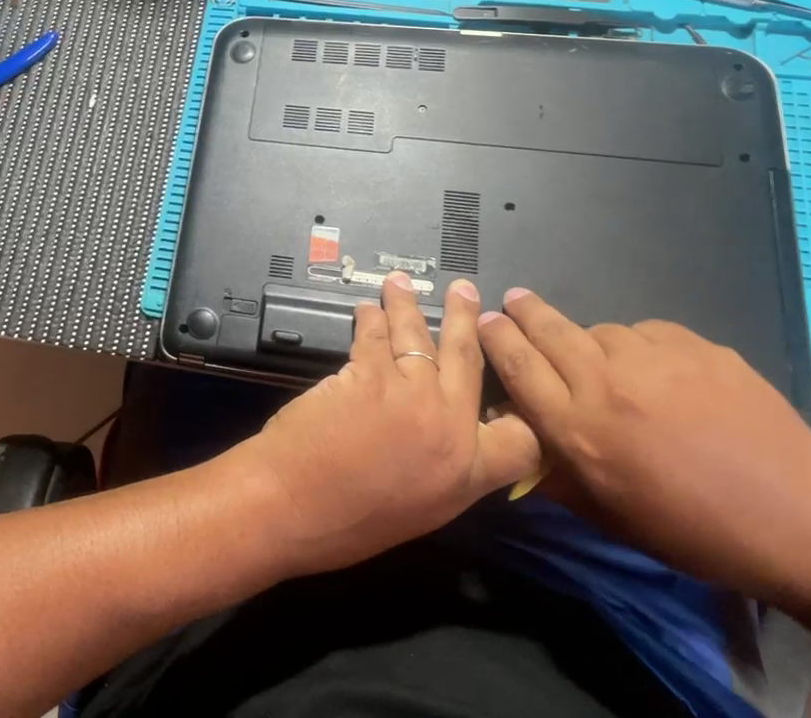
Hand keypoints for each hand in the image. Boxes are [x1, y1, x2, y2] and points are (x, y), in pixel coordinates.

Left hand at [227, 274, 542, 575]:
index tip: (506, 386)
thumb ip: (440, 474)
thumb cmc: (344, 526)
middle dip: (467, 319)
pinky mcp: (370, 373)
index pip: (520, 438)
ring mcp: (411, 394)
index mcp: (467, 475)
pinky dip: (370, 319)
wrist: (291, 507)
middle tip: (465, 291)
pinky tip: (365, 310)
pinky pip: (375, 336)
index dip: (517, 410)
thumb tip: (441, 448)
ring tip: (402, 284)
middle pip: (468, 359)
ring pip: (419, 335)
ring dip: (409, 305)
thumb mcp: (417, 512)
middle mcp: (449, 426)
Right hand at [477, 289, 810, 599]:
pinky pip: (651, 332)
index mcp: (578, 429)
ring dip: (589, 338)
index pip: (517, 365)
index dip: (495, 338)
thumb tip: (519, 443)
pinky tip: (654, 366)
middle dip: (524, 311)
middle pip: (549, 330)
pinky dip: (640, 343)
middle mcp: (608, 384)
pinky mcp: (703, 349)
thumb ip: (553, 474)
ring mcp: (658, 360)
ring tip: (600, 358)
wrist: (803, 523)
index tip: (483, 320)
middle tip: (514, 300)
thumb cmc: (693, 533)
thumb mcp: (608, 516)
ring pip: (602, 329)